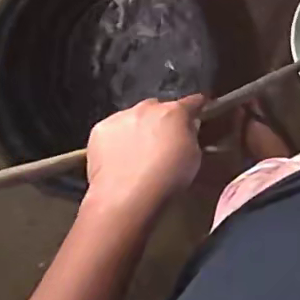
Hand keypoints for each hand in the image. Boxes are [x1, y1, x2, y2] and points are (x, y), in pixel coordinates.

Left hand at [84, 95, 203, 210]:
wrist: (125, 198)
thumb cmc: (167, 180)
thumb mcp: (194, 158)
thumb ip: (191, 136)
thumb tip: (187, 128)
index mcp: (175, 112)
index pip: (191, 101)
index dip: (197, 106)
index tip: (198, 110)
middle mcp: (148, 107)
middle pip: (159, 107)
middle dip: (162, 120)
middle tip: (162, 141)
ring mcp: (122, 117)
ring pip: (134, 116)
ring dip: (139, 128)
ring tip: (137, 153)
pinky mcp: (100, 130)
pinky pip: (114, 129)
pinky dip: (117, 139)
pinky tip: (118, 158)